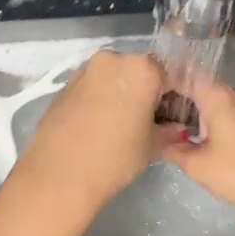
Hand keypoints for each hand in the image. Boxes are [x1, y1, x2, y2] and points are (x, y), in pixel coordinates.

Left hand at [11, 51, 165, 208]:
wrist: (58, 175)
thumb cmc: (115, 157)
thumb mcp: (151, 146)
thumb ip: (168, 131)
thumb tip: (175, 128)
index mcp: (141, 68)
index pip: (168, 75)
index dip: (172, 96)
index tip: (171, 115)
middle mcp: (112, 60)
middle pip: (138, 71)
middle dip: (145, 91)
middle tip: (146, 120)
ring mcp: (85, 71)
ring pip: (112, 77)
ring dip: (120, 94)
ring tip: (120, 125)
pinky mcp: (64, 86)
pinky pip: (92, 87)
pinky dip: (99, 100)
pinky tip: (98, 126)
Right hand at [158, 80, 234, 217]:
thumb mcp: (196, 164)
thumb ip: (171, 148)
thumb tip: (153, 139)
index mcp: (216, 95)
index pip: (184, 73)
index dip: (161, 78)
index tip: (141, 91)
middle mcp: (231, 94)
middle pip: (196, 83)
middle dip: (171, 94)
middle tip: (146, 109)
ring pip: (208, 97)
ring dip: (187, 107)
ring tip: (162, 122)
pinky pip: (220, 109)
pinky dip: (202, 115)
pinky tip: (188, 132)